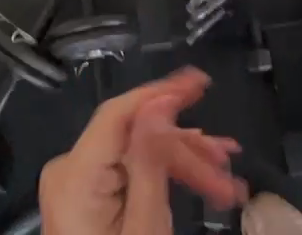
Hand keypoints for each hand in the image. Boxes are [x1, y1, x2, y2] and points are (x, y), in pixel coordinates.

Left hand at [39, 68, 246, 234]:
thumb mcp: (145, 229)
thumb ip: (150, 163)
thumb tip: (158, 105)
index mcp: (75, 174)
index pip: (119, 114)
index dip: (160, 92)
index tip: (198, 81)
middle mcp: (70, 168)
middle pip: (136, 138)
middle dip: (187, 148)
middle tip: (230, 161)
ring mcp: (77, 181)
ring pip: (138, 154)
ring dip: (183, 162)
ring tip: (227, 179)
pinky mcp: (88, 194)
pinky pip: (128, 170)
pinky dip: (162, 175)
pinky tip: (201, 178)